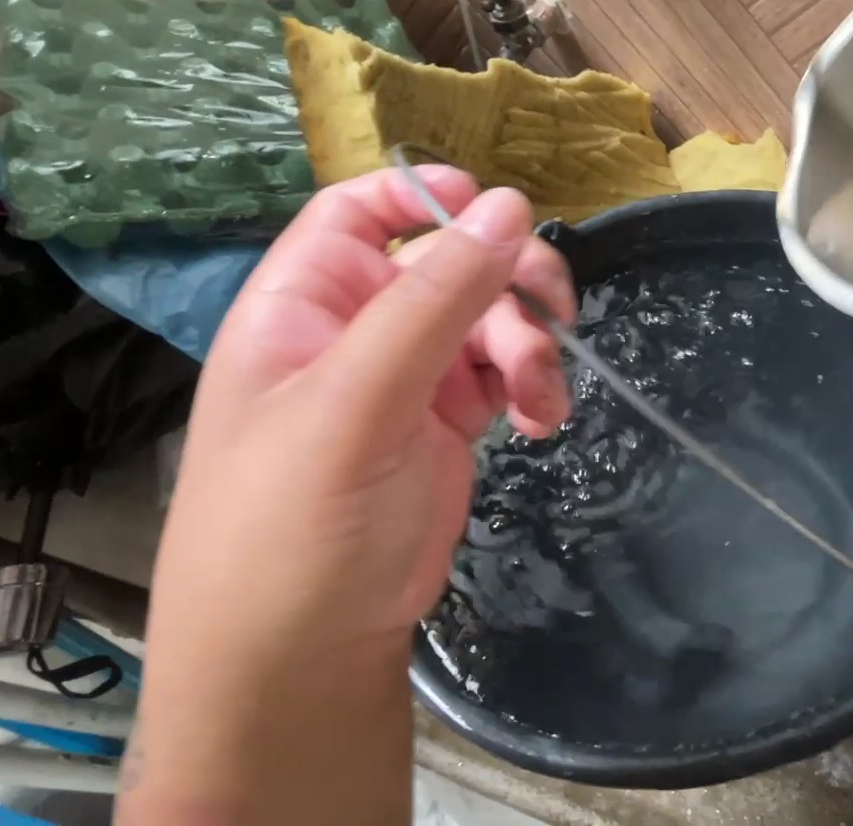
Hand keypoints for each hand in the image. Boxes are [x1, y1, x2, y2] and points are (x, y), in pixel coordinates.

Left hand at [153, 166, 574, 653]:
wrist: (307, 655)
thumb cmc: (296, 525)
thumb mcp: (361, 403)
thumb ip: (434, 301)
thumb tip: (510, 206)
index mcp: (306, 304)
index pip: (358, 212)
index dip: (423, 196)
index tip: (498, 209)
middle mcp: (358, 329)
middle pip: (450, 263)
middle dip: (508, 283)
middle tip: (557, 309)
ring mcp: (409, 376)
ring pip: (491, 319)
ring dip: (529, 348)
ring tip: (540, 399)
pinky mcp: (450, 420)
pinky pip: (507, 373)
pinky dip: (533, 387)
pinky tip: (541, 421)